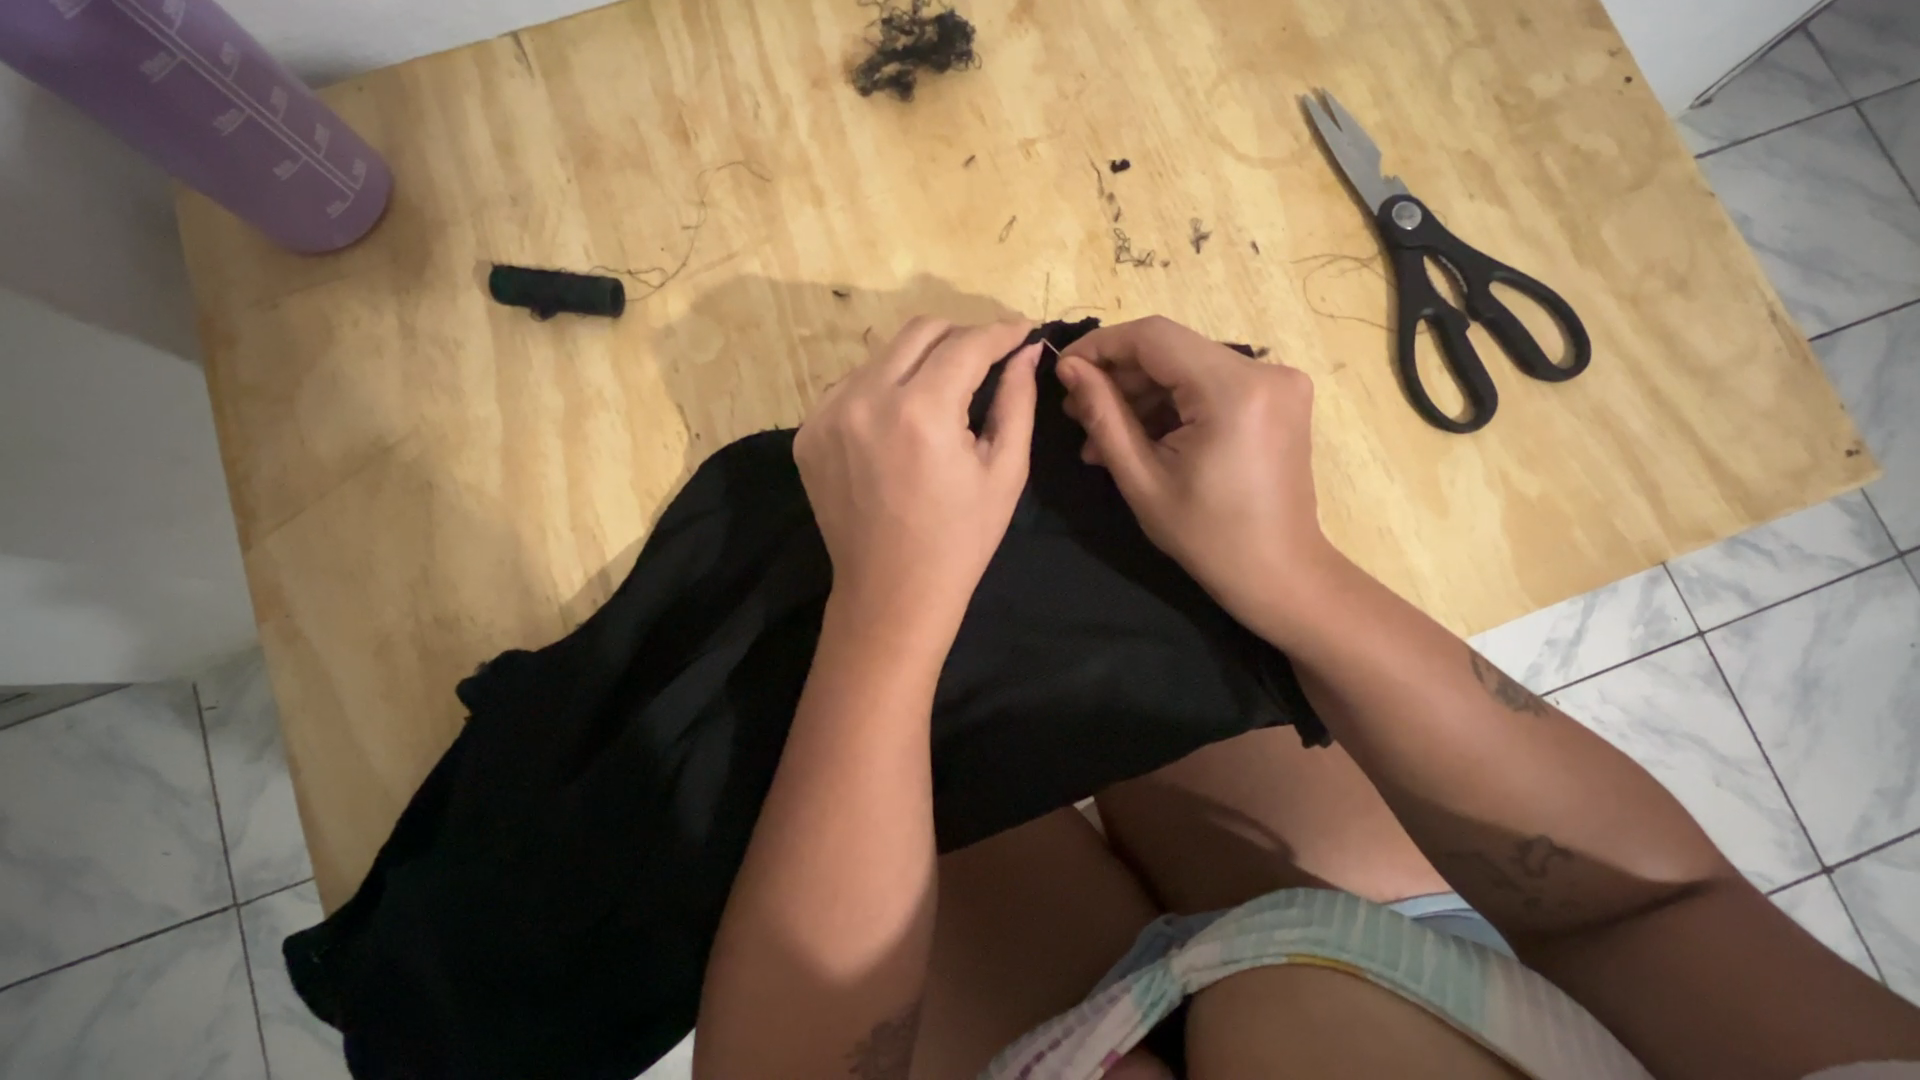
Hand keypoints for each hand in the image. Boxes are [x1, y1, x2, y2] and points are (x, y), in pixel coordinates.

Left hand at [796, 317, 1040, 638]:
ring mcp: (829, 414)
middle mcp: (867, 399)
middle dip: (960, 334)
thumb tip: (1026, 351)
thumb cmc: (960, 541)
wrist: (890, 594)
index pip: (966, 343)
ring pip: (883, 356)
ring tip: (945, 393)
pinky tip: (902, 422)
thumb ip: (1017, 401)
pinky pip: (853, 387)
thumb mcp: (1005, 472)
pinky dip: (883, 390)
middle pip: (920, 331)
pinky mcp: (808, 432)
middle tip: (987, 357)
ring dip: (920, 362)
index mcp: (922, 411)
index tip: (1021, 332)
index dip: (1000, 331)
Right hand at [1056, 315, 1332, 628]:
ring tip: (1099, 436)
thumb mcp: (1141, 478)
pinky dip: (1172, 405)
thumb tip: (1068, 367)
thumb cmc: (1206, 537)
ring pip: (1187, 367)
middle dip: (1118, 377)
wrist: (1278, 572)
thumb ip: (1103, 414)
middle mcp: (1264, 370)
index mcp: (1233, 390)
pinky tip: (1137, 438)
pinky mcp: (1277, 396)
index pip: (1153, 337)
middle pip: (1171, 350)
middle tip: (1075, 412)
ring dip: (1141, 396)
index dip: (1101, 345)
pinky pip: (1209, 384)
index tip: (1062, 369)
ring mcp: (1276, 381)